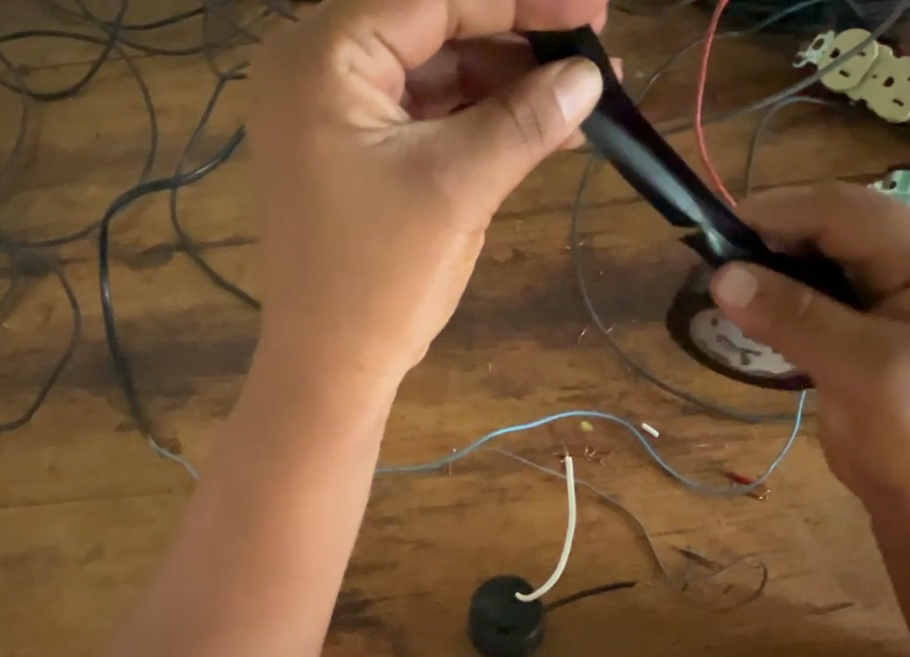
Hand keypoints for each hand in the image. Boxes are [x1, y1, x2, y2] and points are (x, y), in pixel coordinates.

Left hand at [248, 0, 606, 382]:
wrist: (329, 368)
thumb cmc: (380, 279)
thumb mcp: (457, 189)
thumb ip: (524, 121)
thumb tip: (589, 78)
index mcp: (322, 58)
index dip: (522, 1)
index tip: (594, 13)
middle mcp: (314, 70)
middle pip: (432, 26)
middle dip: (515, 43)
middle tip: (590, 59)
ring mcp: (329, 114)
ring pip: (431, 72)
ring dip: (503, 85)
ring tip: (580, 99)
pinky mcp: (349, 154)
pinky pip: (420, 116)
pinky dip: (475, 120)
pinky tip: (538, 126)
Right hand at [707, 183, 909, 527]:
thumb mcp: (858, 367)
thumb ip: (793, 317)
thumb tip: (722, 277)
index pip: (844, 210)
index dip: (779, 212)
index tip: (714, 229)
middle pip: (831, 229)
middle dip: (772, 240)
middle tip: (714, 264)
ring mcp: (889, 299)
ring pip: (819, 265)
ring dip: (773, 272)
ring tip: (726, 289)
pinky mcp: (864, 333)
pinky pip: (816, 301)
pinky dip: (781, 304)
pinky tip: (753, 316)